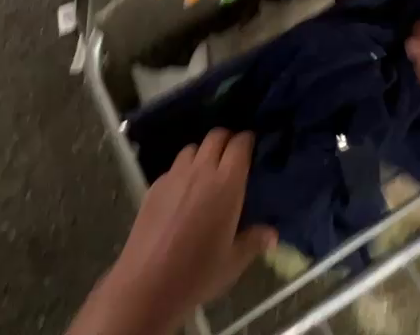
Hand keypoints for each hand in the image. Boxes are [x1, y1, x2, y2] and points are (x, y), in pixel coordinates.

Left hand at [70, 129, 276, 334]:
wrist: (146, 284)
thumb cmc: (197, 273)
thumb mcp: (233, 261)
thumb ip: (254, 241)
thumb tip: (272, 234)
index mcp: (226, 184)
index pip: (240, 144)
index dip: (248, 141)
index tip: (253, 148)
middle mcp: (201, 171)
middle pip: (216, 136)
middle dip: (227, 140)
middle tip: (233, 158)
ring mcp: (174, 176)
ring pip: (192, 148)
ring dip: (203, 153)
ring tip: (208, 174)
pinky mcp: (154, 185)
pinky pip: (174, 167)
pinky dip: (184, 171)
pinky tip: (183, 194)